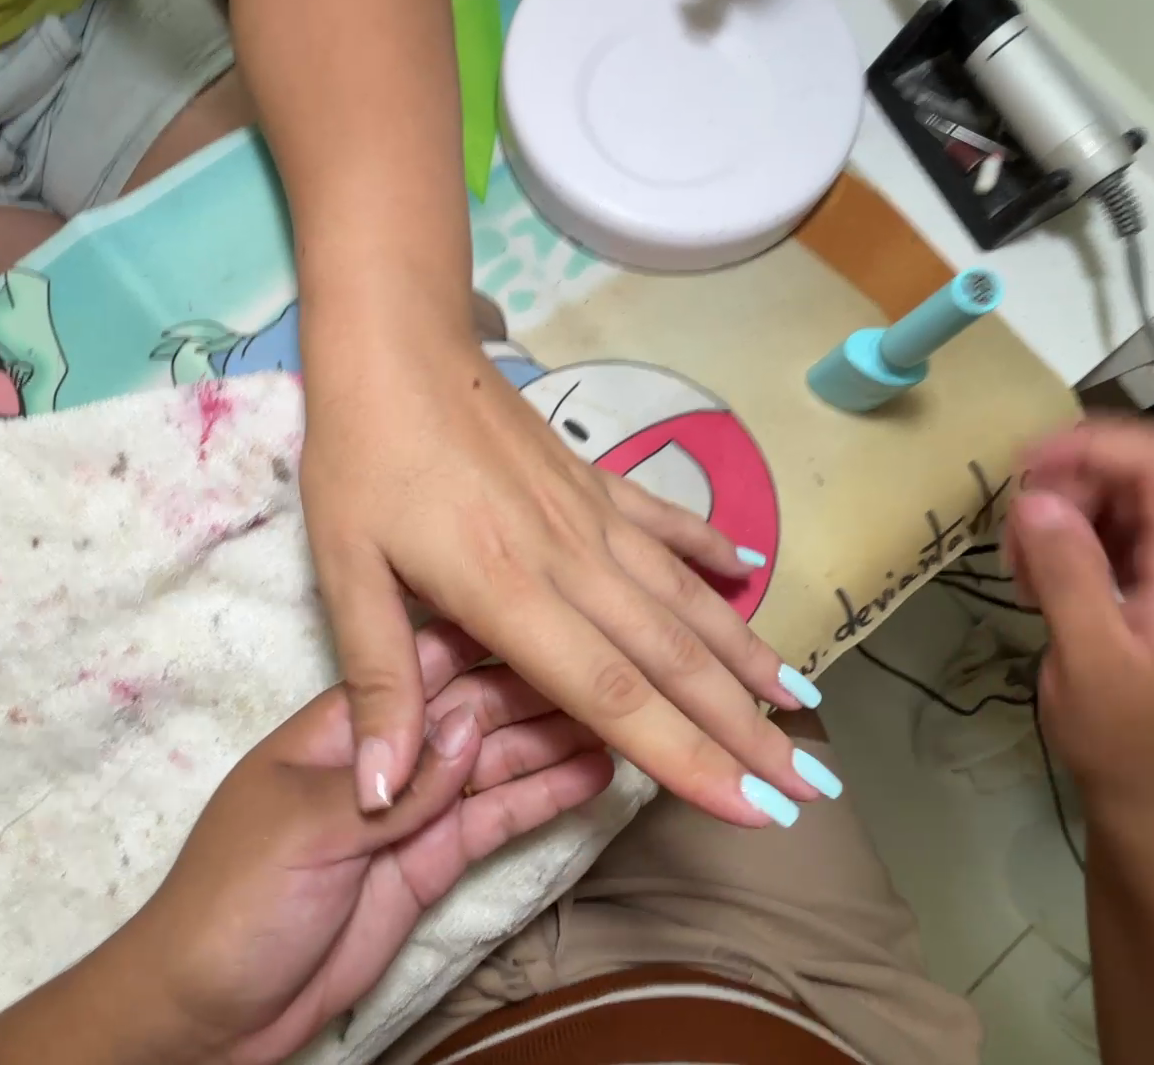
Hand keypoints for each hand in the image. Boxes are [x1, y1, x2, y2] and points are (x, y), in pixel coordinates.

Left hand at [137, 623, 613, 1063]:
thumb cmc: (236, 899)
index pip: (425, 662)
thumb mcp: (303, 828)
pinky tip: (592, 775)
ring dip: (555, 739)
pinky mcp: (438, 857)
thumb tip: (473, 725)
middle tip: (616, 672)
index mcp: (347, 723)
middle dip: (539, 688)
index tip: (556, 612)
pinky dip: (544, 798)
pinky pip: (497, 817)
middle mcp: (393, 753)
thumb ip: (394, 783)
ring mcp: (419, 806)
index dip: (489, 637)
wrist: (212, 1013)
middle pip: (476, 708)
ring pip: (498, 760)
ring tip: (625, 721)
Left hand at [299, 308, 825, 827]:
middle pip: (672, 657)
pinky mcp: (592, 476)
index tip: (756, 809)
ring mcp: (592, 514)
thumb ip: (378, 681)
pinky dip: (706, 550)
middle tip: (809, 784)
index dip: (686, 758)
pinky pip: (664, 521)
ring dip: (745, 655)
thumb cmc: (361, 457)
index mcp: (509, 595)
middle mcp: (572, 561)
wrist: (396, 343)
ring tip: (802, 701)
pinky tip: (745, 570)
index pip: (615, 696)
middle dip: (743, 729)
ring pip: (684, 597)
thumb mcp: (345, 571)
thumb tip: (387, 795)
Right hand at [1004, 421, 1153, 812]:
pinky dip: (1082, 539)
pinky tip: (1045, 577)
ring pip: (1138, 502)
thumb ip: (1067, 573)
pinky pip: (1134, 533)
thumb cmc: (1126, 736)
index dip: (1098, 446)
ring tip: (1022, 566)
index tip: (1024, 463)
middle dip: (1073, 488)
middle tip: (1013, 533)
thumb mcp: (1088, 657)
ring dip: (1070, 516)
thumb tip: (1034, 500)